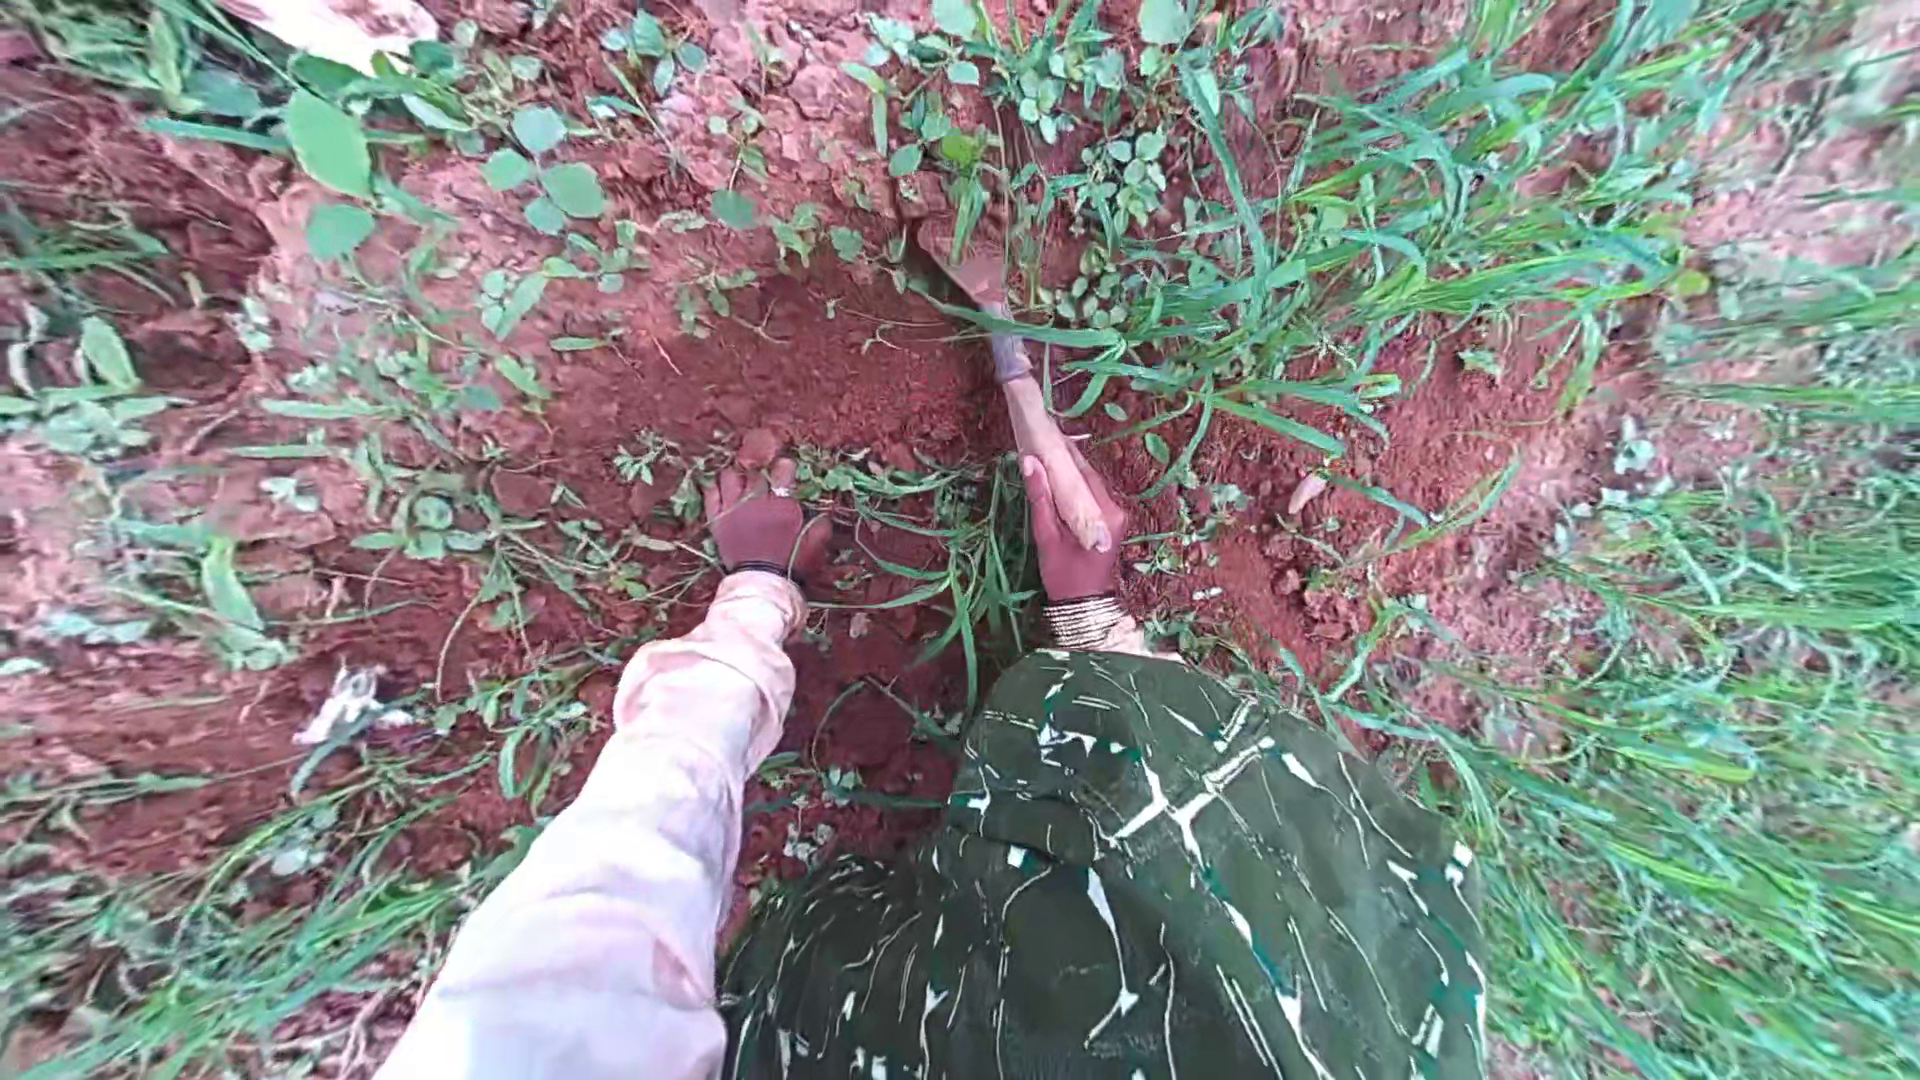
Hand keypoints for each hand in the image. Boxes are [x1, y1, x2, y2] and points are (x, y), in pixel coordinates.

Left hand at [702, 457, 830, 581]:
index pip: (782, 471)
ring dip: (739, 477)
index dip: (785, 467)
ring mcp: (733, 508)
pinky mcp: (717, 518)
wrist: (761, 582)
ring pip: (731, 476)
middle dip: (762, 473)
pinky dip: (718, 488)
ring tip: (743, 483)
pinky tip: (724, 491)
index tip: (786, 469)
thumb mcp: (815, 545)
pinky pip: (712, 492)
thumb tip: (824, 512)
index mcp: (782, 505)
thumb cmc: (791, 564)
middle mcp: (756, 501)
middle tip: (765, 479)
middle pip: (756, 473)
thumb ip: (821, 524)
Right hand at [1021, 442, 1125, 600]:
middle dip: (1065, 461)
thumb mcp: (1046, 536)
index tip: (1044, 436)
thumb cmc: (1063, 574)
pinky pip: (1091, 495)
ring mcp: (1116, 514)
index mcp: (1104, 513)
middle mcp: (1116, 509)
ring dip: (1069, 472)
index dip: (1064, 453)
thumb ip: (1040, 497)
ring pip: (1089, 484)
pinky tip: (1057, 480)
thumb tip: (1030, 461)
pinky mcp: (1111, 520)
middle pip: (1088, 475)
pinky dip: (1074, 486)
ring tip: (1045, 457)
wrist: (1082, 603)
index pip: (1083, 472)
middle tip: (1042, 443)